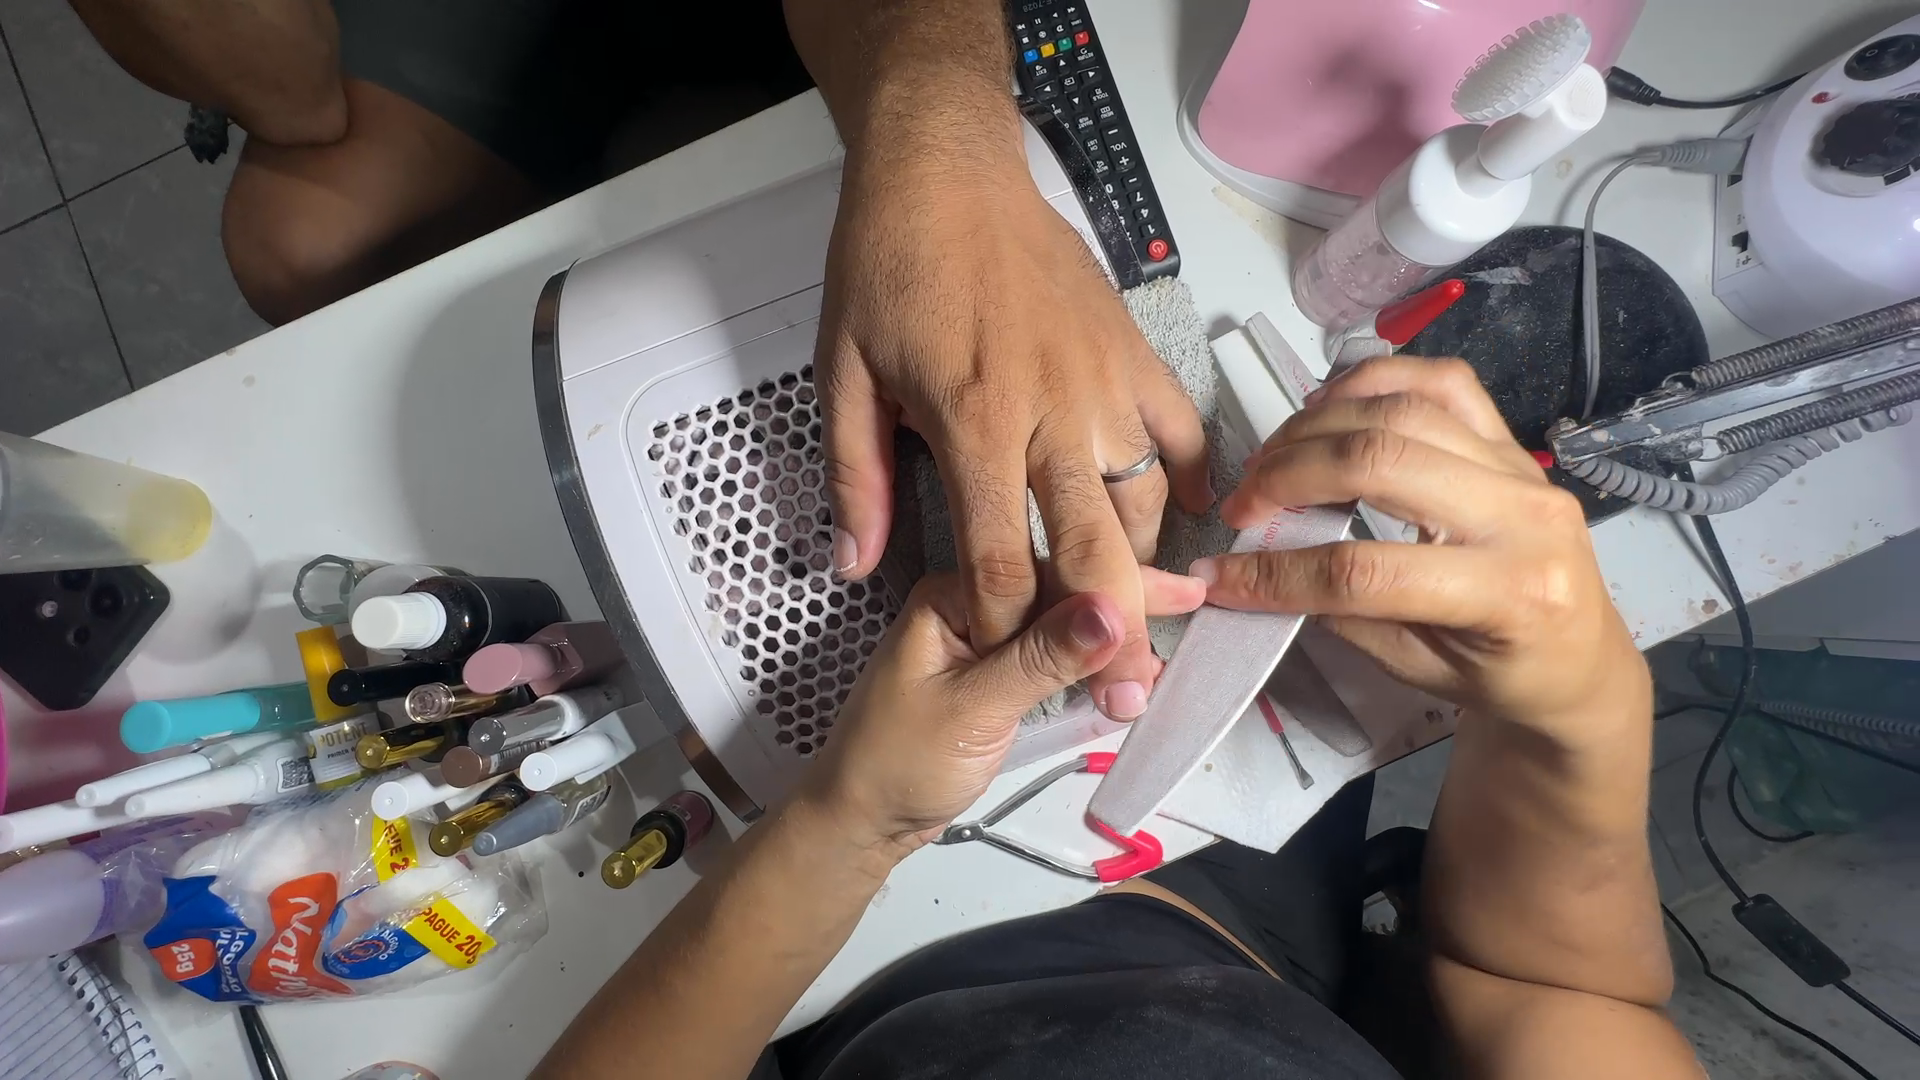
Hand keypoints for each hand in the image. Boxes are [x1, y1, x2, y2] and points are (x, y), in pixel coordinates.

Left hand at [796, 568, 1205, 858]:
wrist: (859, 821)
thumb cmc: (902, 761)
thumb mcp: (975, 706)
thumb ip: (1043, 658)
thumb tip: (1114, 610)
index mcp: (953, 593)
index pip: (1044, 574)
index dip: (1110, 587)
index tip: (1179, 595)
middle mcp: (970, 605)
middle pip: (1057, 596)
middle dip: (1122, 603)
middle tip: (1196, 595)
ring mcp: (982, 641)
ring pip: (1059, 628)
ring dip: (1113, 634)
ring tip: (1178, 622)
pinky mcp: (993, 676)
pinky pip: (1049, 659)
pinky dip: (1089, 663)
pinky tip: (1129, 660)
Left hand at [815, 134, 1212, 721]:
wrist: (947, 172)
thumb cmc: (889, 269)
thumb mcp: (844, 376)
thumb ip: (855, 479)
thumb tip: (853, 563)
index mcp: (975, 424)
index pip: (1002, 559)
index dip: (1009, 623)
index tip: (1010, 654)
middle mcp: (1053, 414)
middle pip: (1095, 547)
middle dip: (1110, 629)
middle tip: (1126, 685)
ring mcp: (1105, 382)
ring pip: (1144, 500)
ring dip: (1143, 564)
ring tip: (1140, 611)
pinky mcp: (1134, 352)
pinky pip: (1182, 431)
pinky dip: (1192, 481)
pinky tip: (1188, 518)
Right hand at [1192, 356, 1645, 734]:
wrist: (1579, 655)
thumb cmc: (1493, 672)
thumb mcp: (1408, 664)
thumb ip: (1333, 610)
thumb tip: (1246, 570)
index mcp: (1508, 594)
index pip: (1362, 572)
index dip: (1274, 573)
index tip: (1216, 573)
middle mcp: (1525, 515)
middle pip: (1381, 462)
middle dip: (1287, 478)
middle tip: (1241, 505)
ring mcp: (1521, 466)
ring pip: (1401, 411)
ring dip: (1313, 429)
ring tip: (1270, 461)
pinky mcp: (1510, 440)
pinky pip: (1440, 381)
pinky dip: (1369, 382)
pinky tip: (1323, 407)